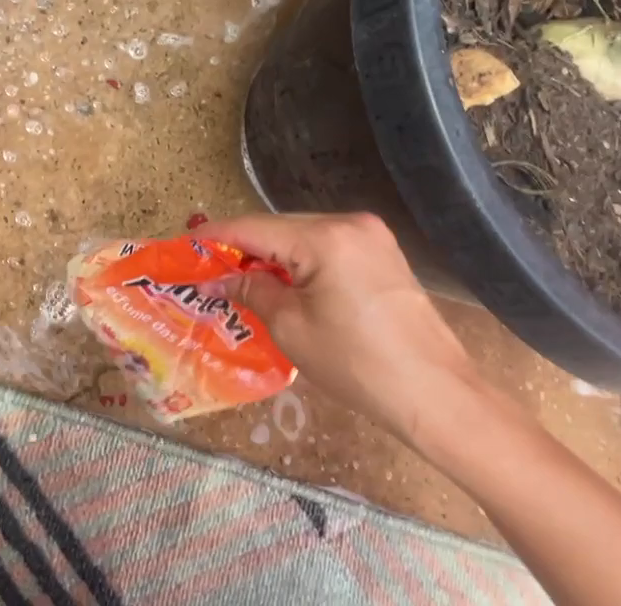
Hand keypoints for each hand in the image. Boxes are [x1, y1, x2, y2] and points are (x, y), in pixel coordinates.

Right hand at [201, 212, 482, 444]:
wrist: (436, 396)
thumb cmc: (357, 364)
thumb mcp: (291, 328)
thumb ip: (252, 291)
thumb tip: (220, 278)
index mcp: (325, 237)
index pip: (254, 227)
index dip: (216, 236)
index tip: (184, 243)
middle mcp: (350, 224)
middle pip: (279, 227)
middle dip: (244, 248)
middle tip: (210, 270)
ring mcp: (372, 237)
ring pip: (303, 237)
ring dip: (272, 255)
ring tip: (241, 281)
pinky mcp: (384, 255)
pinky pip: (327, 249)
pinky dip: (301, 262)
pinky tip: (284, 284)